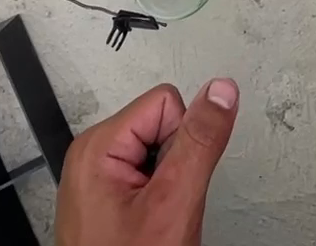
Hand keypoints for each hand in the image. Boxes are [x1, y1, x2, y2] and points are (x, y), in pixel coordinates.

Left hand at [55, 79, 239, 245]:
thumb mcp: (173, 204)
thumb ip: (200, 141)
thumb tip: (222, 90)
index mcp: (98, 146)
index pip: (168, 103)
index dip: (184, 142)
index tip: (171, 184)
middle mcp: (93, 154)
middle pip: (165, 123)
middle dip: (178, 163)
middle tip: (163, 208)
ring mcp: (99, 176)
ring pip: (163, 148)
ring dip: (172, 183)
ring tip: (156, 221)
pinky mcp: (109, 194)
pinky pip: (153, 171)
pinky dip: (162, 196)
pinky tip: (151, 225)